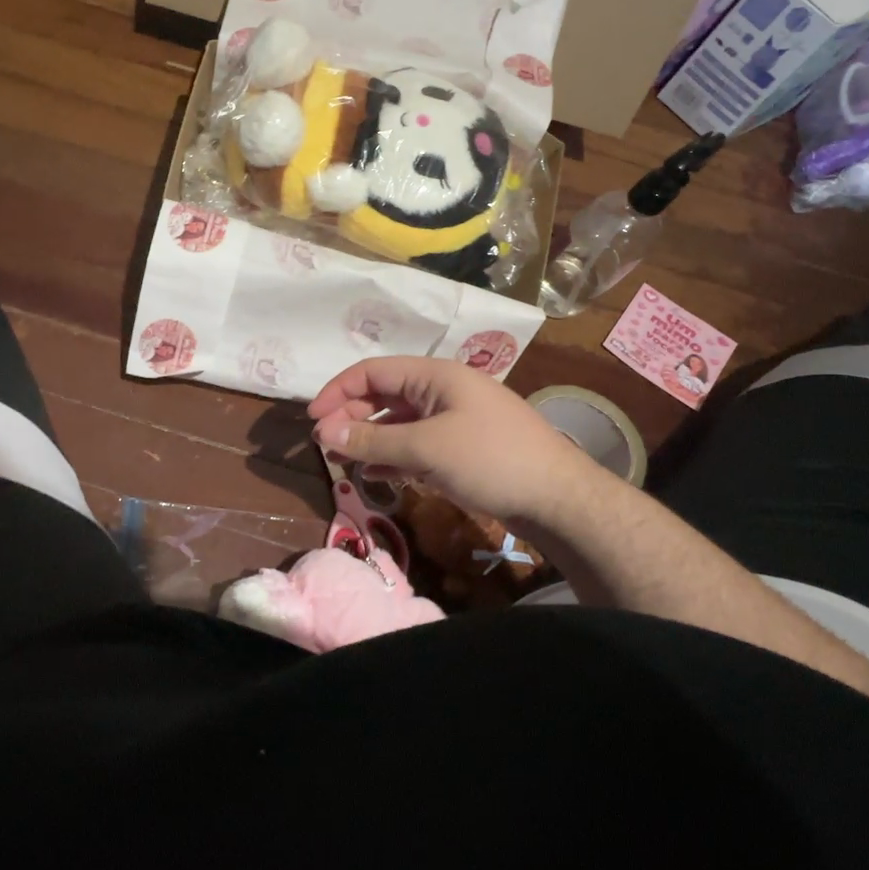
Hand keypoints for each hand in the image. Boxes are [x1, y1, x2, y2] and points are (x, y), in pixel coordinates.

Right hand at [308, 356, 603, 523]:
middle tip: (323, 446)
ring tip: (342, 461)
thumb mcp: (425, 448)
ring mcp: (453, 420)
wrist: (557, 498)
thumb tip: (322, 434)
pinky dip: (391, 456)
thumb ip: (372, 441)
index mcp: (436, 376)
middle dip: (349, 417)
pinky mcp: (460, 448)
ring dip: (368, 439)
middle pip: (382, 395)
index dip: (337, 391)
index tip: (311, 420)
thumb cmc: (491, 460)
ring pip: (397, 422)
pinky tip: (375, 475)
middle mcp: (442, 391)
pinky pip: (414, 444)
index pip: (373, 371)